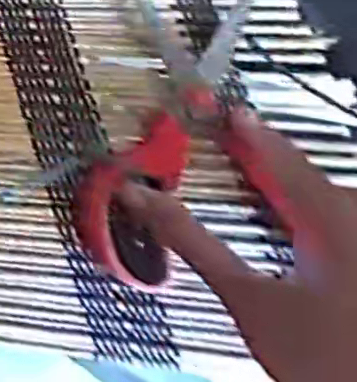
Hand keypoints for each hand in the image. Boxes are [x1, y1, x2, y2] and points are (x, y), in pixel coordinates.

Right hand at [118, 109, 356, 381]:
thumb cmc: (331, 361)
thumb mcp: (247, 299)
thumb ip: (189, 239)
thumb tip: (133, 191)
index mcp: (339, 235)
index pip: (289, 168)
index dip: (256, 136)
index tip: (232, 110)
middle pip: (334, 192)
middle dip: (290, 173)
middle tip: (247, 156)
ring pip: (346, 215)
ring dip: (312, 202)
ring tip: (277, 198)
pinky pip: (348, 235)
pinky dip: (327, 228)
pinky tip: (308, 242)